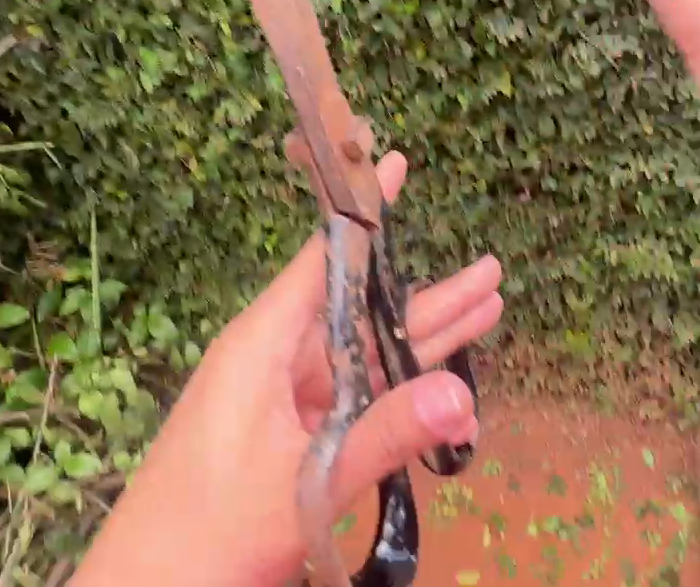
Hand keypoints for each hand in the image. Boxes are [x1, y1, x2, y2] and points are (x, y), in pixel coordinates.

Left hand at [75, 153, 502, 586]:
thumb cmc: (207, 535)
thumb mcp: (305, 481)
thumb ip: (384, 435)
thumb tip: (463, 396)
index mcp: (265, 342)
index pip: (326, 257)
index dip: (366, 212)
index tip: (397, 163)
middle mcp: (281, 358)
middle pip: (366, 309)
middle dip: (431, 292)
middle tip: (493, 268)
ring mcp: (291, 399)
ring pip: (370, 354)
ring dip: (428, 337)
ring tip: (490, 308)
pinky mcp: (298, 435)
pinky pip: (360, 399)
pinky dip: (405, 391)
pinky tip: (451, 387)